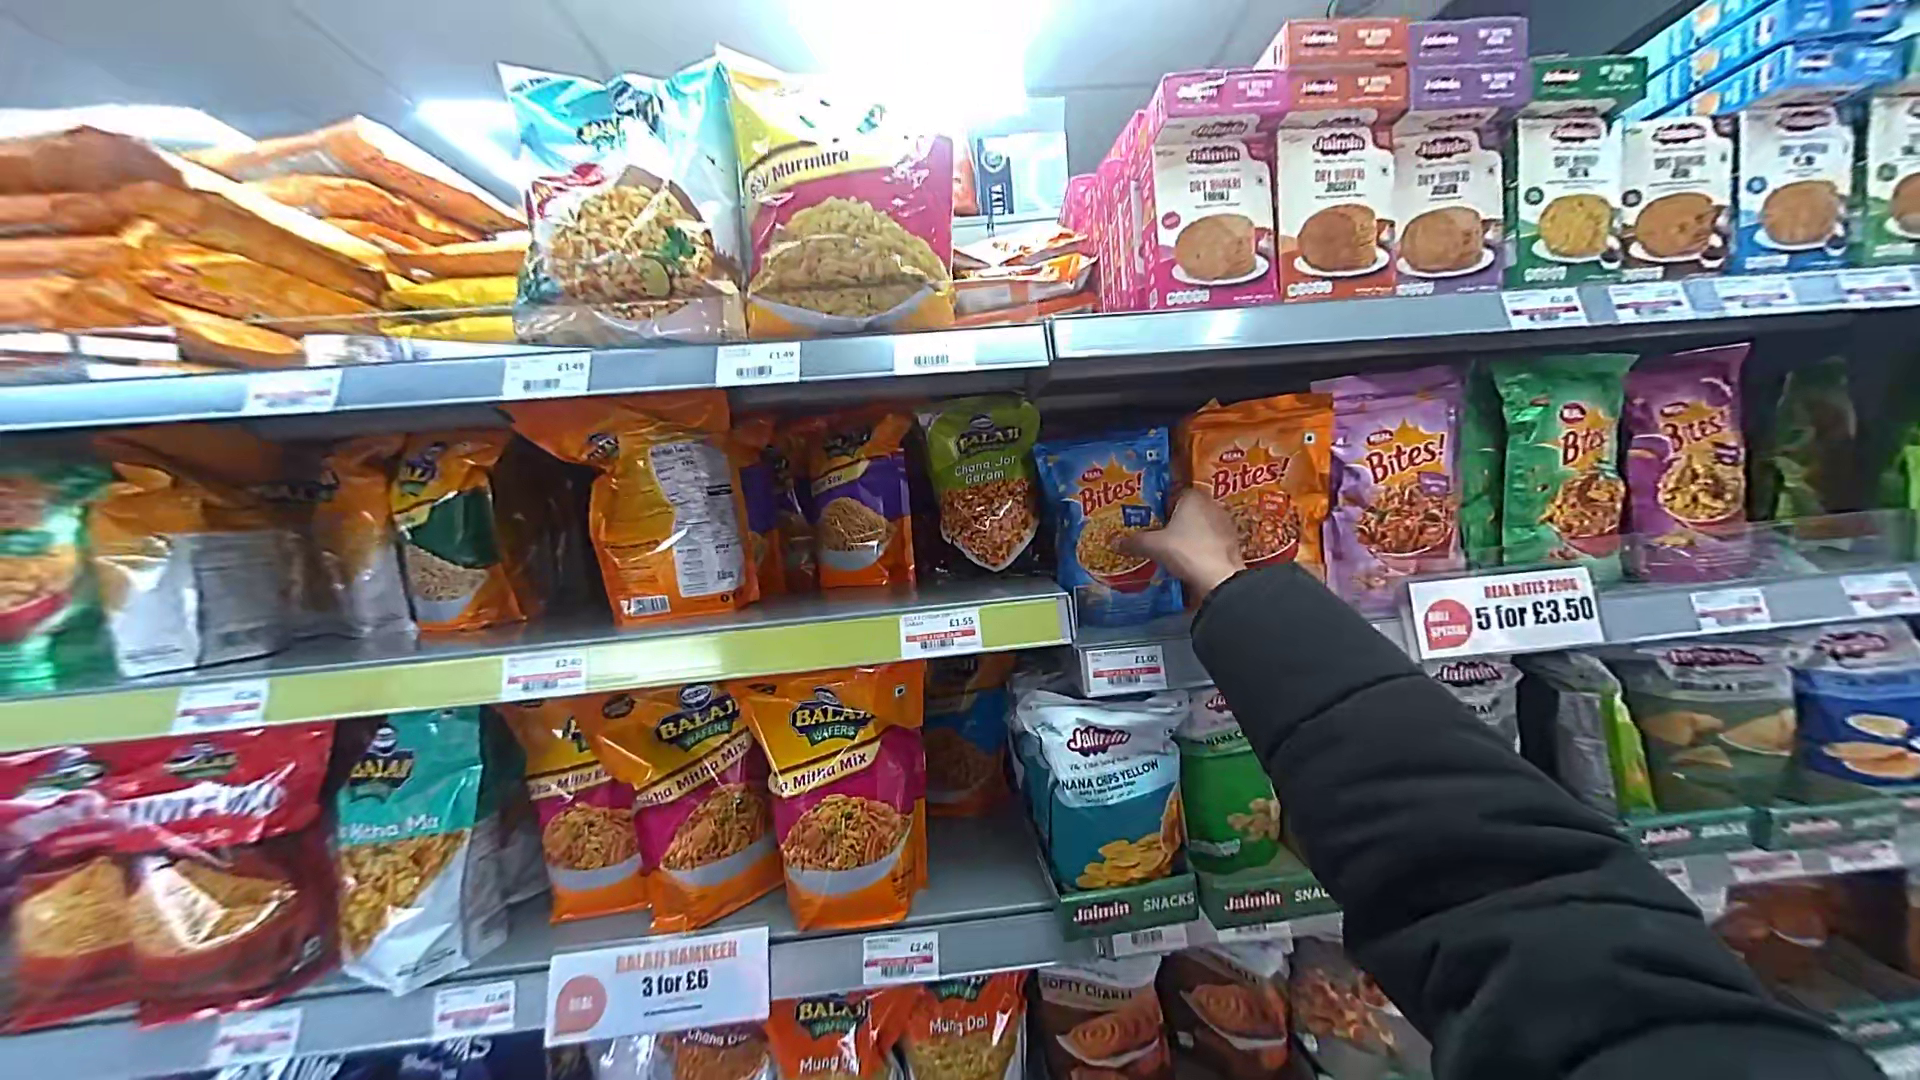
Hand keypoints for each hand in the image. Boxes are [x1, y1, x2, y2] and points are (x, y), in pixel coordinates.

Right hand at [1119, 490, 1245, 600]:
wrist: (1220, 579)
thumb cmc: (1186, 551)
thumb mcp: (1153, 546)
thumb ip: (1134, 542)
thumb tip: (1114, 543)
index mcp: (1193, 497)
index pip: (1174, 492)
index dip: (1160, 503)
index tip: (1150, 515)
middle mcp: (1212, 505)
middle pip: (1188, 508)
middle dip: (1174, 519)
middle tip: (1157, 531)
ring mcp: (1225, 524)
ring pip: (1200, 524)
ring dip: (1188, 533)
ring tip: (1171, 546)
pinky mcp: (1232, 542)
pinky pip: (1210, 539)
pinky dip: (1199, 545)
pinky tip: (1187, 558)